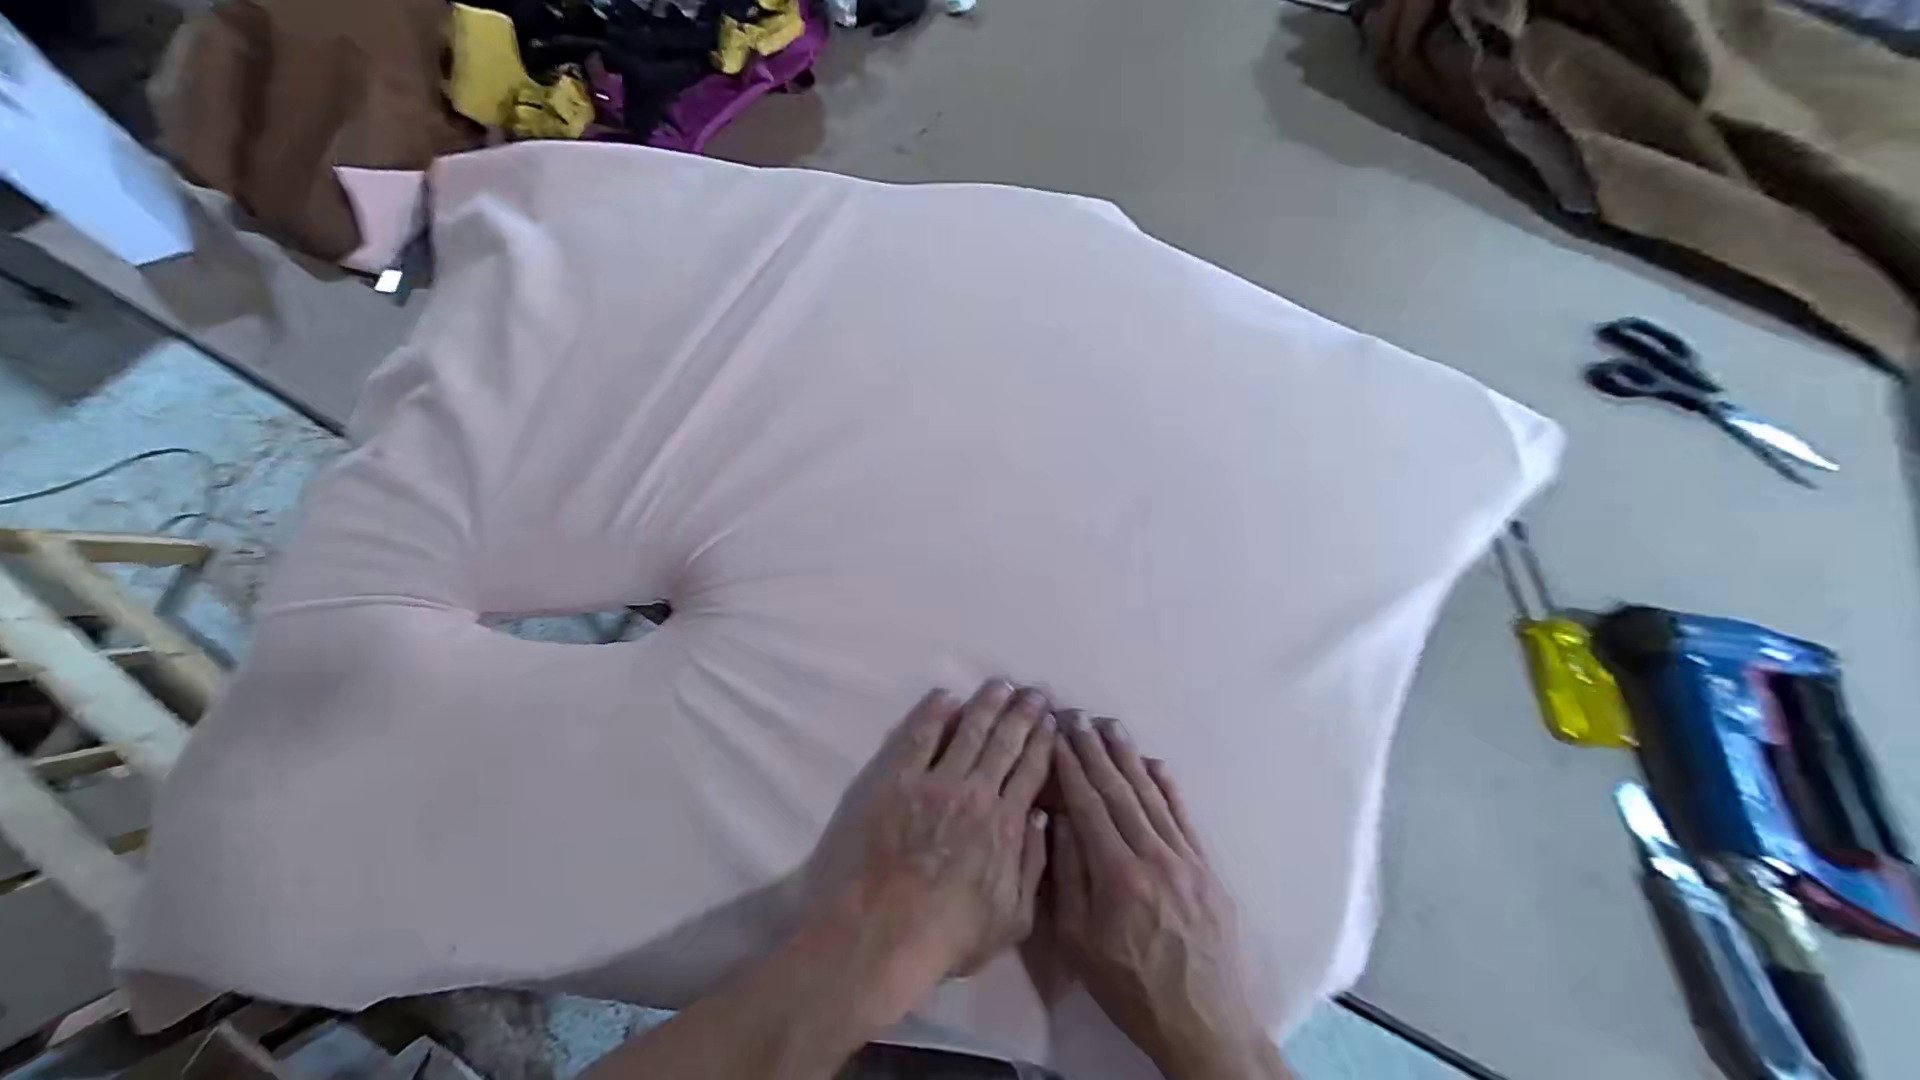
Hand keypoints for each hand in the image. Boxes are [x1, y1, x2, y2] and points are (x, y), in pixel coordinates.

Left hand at [826, 680, 1056, 983]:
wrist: (885, 931)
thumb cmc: (949, 933)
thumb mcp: (1013, 919)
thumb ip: (1033, 866)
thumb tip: (1043, 818)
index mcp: (1006, 824)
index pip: (1031, 770)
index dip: (1043, 741)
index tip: (1052, 720)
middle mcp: (976, 792)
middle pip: (1005, 742)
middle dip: (1023, 714)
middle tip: (1034, 692)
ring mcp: (936, 782)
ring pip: (969, 731)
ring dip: (987, 705)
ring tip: (999, 685)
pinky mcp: (898, 779)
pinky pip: (920, 737)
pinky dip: (935, 714)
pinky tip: (947, 697)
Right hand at [1048, 713, 1286, 1079]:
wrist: (1204, 1024)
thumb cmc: (1130, 987)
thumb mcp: (1079, 943)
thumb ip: (1068, 876)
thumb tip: (1058, 820)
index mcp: (1117, 875)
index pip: (1088, 805)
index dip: (1070, 766)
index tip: (1056, 735)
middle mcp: (1153, 856)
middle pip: (1117, 790)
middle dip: (1093, 750)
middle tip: (1077, 715)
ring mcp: (1184, 859)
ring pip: (1150, 795)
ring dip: (1127, 756)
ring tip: (1109, 725)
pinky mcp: (1206, 867)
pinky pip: (1183, 816)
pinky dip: (1167, 785)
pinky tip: (1153, 762)